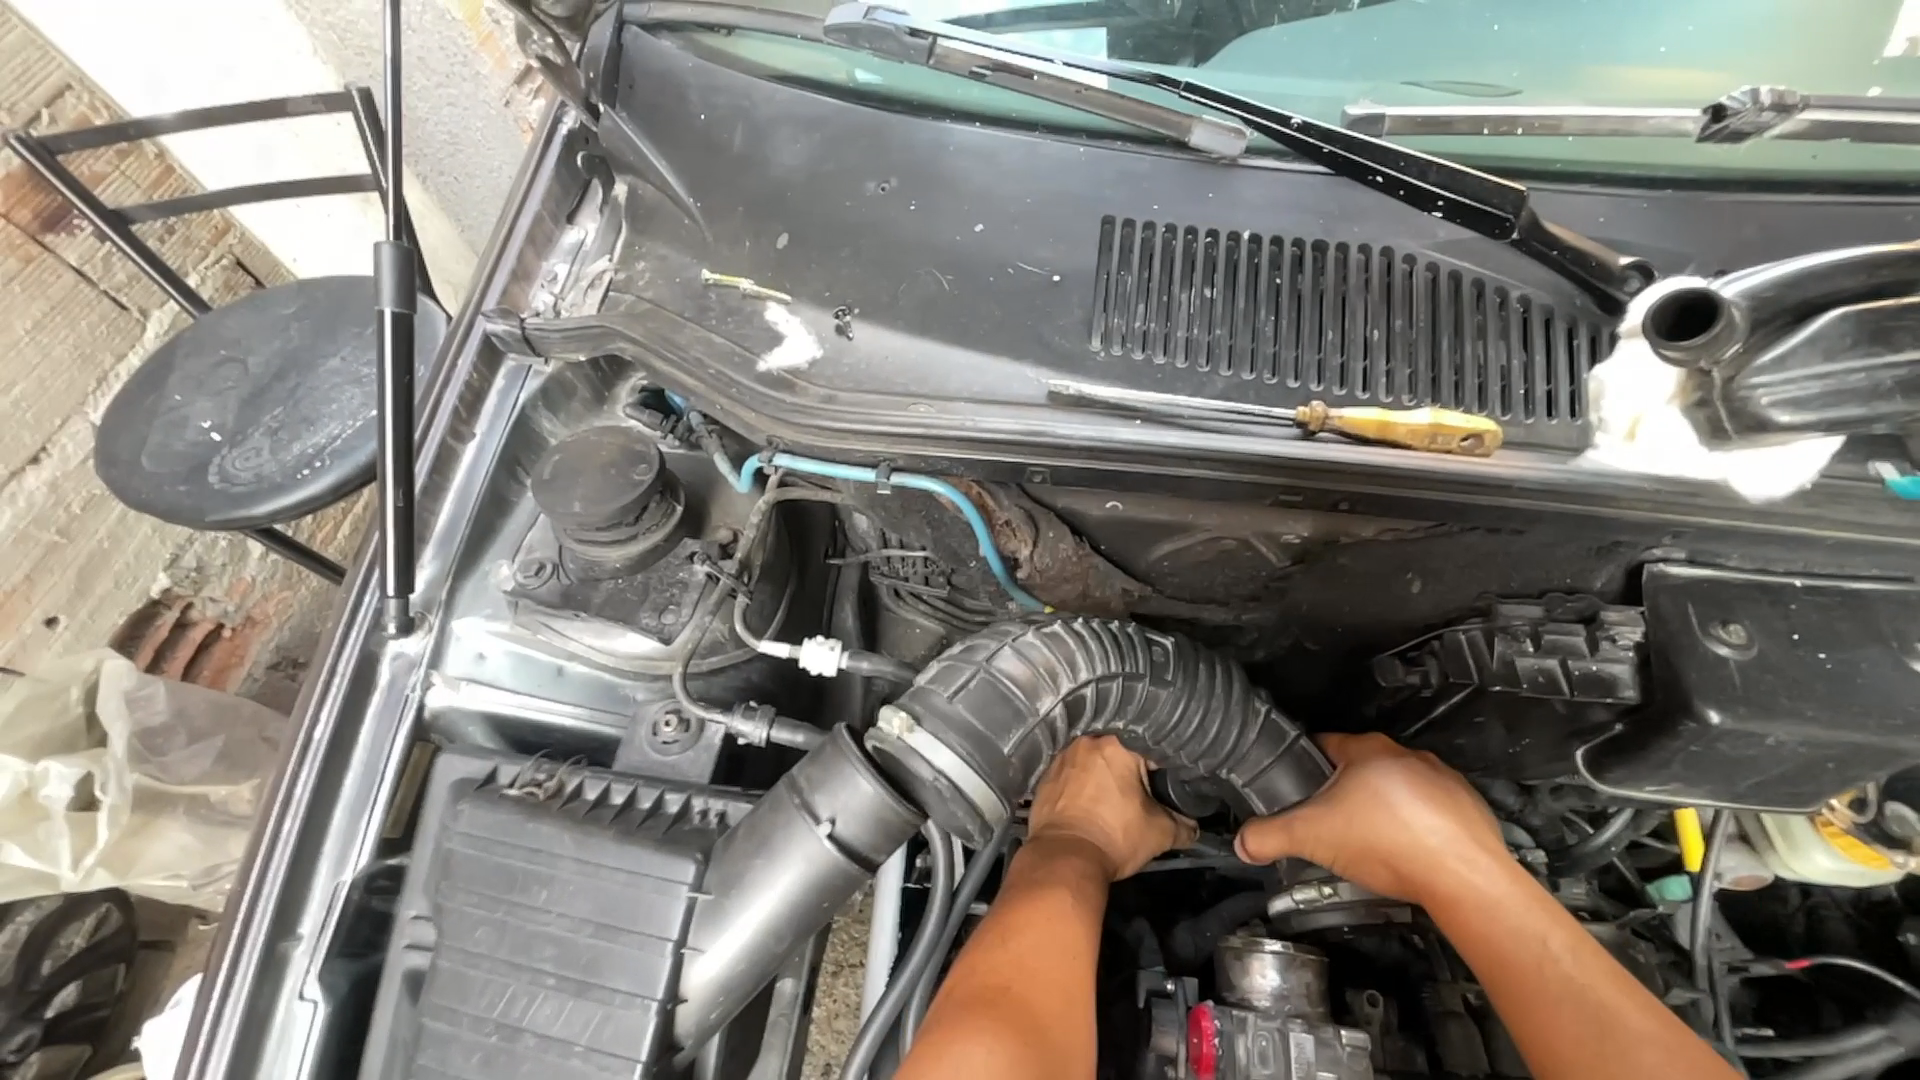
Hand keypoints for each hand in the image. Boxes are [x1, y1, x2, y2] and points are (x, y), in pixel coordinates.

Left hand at [1027, 735, 1197, 881]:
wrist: (1064, 858)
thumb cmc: (1115, 837)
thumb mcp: (1160, 833)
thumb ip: (1183, 825)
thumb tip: (1192, 828)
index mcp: (1117, 745)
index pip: (1148, 750)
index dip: (1157, 771)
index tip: (1160, 788)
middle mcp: (1086, 743)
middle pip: (1115, 754)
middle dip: (1125, 774)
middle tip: (1135, 798)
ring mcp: (1061, 759)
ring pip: (1090, 764)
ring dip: (1099, 779)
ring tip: (1109, 803)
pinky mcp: (1044, 778)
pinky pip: (1069, 777)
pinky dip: (1078, 789)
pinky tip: (1086, 807)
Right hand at [1234, 733, 1508, 906]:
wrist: (1464, 879)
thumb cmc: (1388, 844)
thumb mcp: (1310, 837)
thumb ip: (1269, 835)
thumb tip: (1243, 842)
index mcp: (1366, 750)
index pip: (1323, 744)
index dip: (1305, 764)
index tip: (1297, 784)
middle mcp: (1405, 755)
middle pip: (1360, 766)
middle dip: (1343, 790)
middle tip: (1327, 820)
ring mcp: (1442, 779)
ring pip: (1398, 787)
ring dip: (1383, 807)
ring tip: (1368, 841)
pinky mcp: (1469, 808)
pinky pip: (1431, 810)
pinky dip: (1417, 826)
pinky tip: (1407, 852)